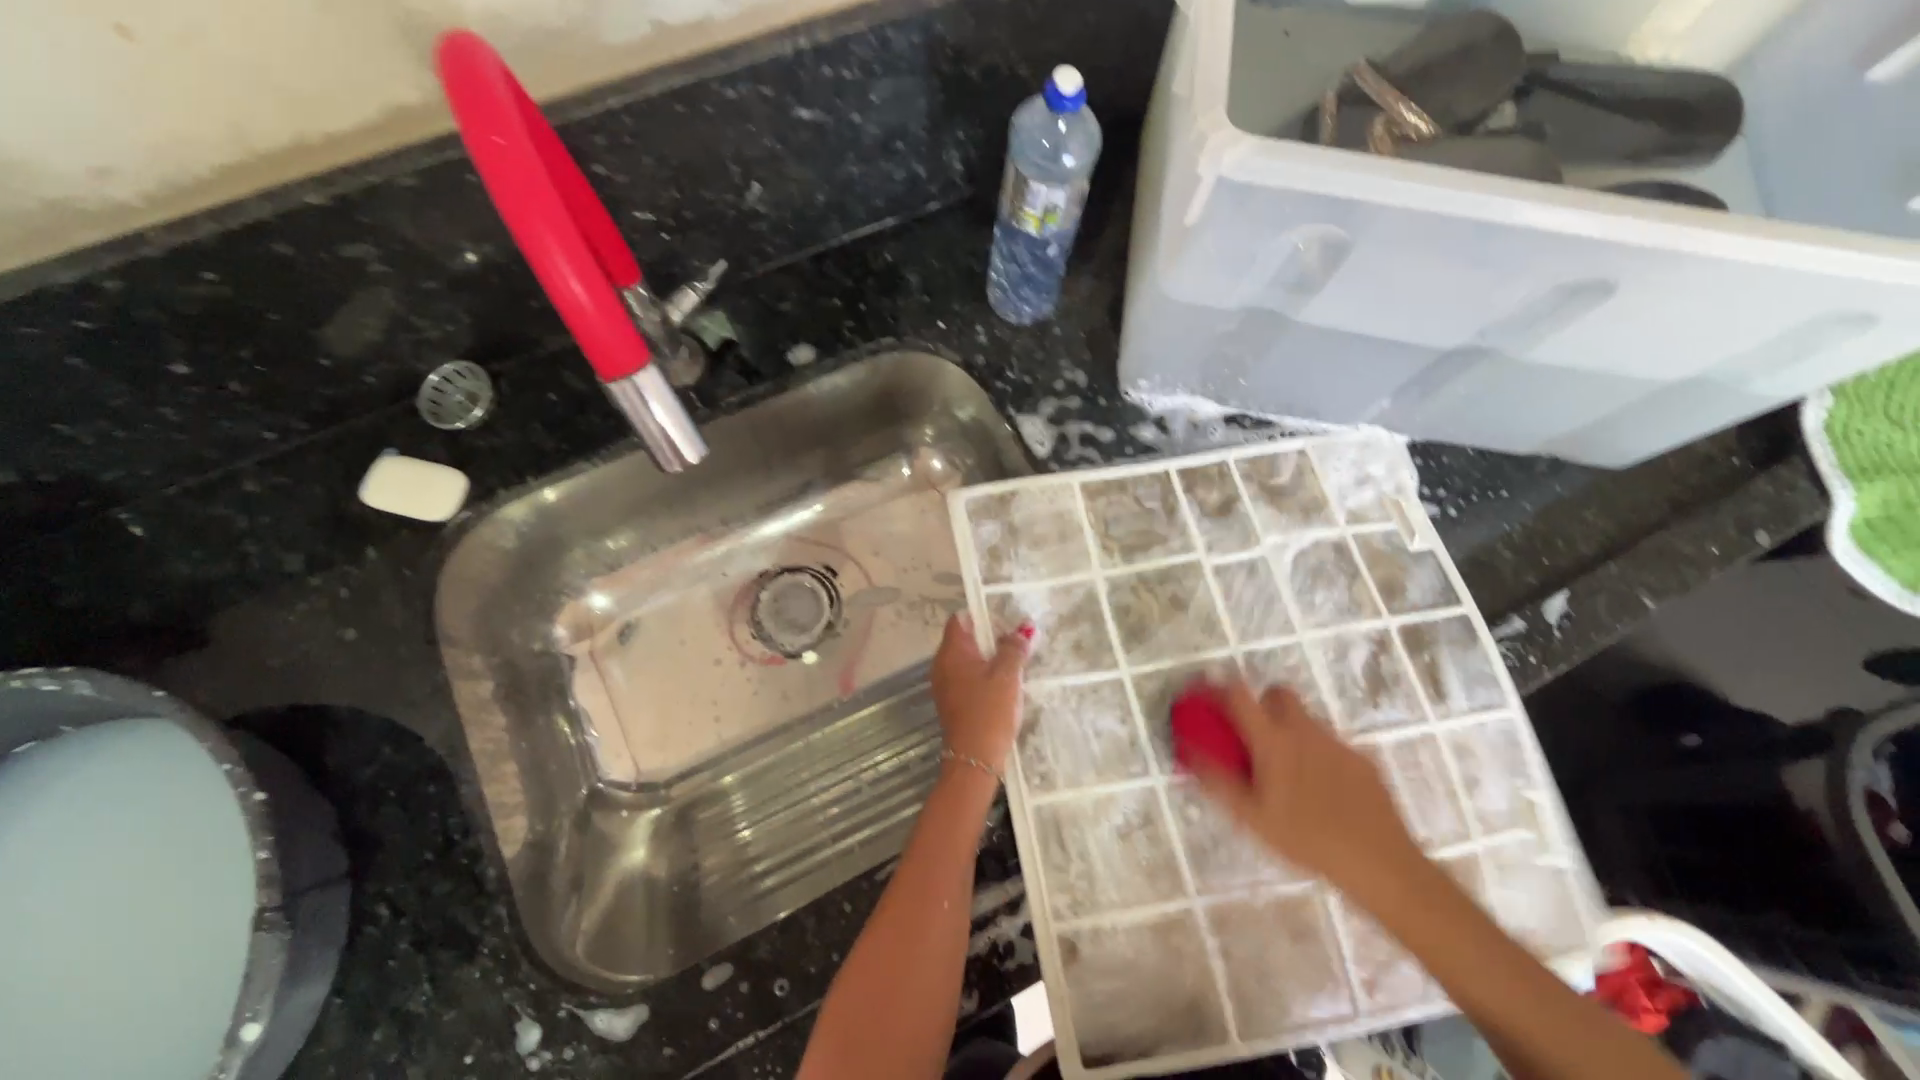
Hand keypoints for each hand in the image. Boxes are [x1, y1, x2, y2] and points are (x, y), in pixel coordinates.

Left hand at [930, 614, 1029, 772]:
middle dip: (990, 637)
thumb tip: (1024, 628)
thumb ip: (1015, 648)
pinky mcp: (952, 702)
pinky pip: (967, 679)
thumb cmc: (989, 710)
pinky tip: (1004, 685)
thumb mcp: (1007, 675)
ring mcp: (944, 685)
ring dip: (989, 658)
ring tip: (1015, 663)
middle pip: (964, 639)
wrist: (974, 758)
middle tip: (1017, 641)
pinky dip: (984, 676)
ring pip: (967, 661)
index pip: (960, 619)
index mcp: (951, 652)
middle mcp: (942, 664)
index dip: (982, 615)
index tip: (1006, 621)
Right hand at [1189, 680, 1421, 894]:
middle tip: (1251, 736)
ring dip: (1288, 732)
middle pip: (1278, 693)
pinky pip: (1329, 745)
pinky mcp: (1361, 759)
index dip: (1219, 689)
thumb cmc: (1305, 840)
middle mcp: (1305, 731)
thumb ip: (1217, 780)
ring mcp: (1337, 743)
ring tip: (1284, 773)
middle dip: (1260, 704)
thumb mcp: (1251, 817)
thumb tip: (1189, 752)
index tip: (1208, 698)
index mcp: (1274, 741)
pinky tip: (1319, 792)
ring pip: (1305, 720)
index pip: (1240, 694)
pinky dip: (1316, 755)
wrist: (1378, 861)